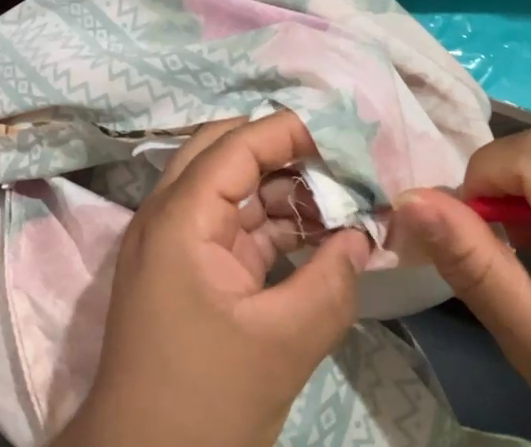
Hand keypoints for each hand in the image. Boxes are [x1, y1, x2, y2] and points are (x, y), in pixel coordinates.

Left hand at [54, 112, 372, 446]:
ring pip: (231, 189)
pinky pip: (232, 228)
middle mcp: (168, 215)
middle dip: (285, 153)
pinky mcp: (186, 272)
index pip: (236, 144)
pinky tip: (319, 235)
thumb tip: (362, 235)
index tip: (346, 136)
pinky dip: (273, 226)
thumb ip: (332, 281)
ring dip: (283, 190)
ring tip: (344, 200)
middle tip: (343, 164)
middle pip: (226, 153)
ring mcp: (174, 243)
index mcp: (180, 217)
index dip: (290, 131)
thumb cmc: (206, 397)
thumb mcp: (283, 342)